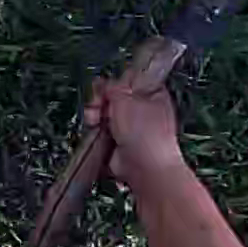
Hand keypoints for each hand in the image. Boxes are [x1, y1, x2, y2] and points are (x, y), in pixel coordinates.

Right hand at [83, 61, 187, 190]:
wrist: (143, 166)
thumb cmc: (147, 134)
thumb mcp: (126, 99)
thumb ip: (114, 87)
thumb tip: (106, 84)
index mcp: (152, 95)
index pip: (128, 80)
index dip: (114, 83)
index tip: (105, 87)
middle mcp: (142, 110)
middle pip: (112, 97)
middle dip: (100, 100)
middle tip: (98, 104)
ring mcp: (130, 127)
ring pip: (104, 113)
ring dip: (95, 114)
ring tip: (95, 119)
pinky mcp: (117, 141)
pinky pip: (100, 129)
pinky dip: (95, 129)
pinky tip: (95, 129)